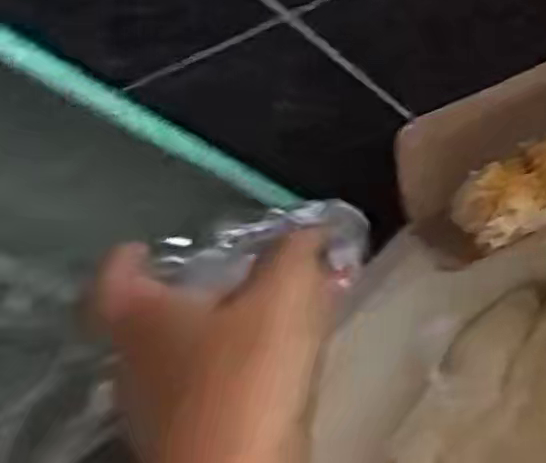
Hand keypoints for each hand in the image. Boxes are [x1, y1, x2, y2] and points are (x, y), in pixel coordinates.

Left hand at [92, 229, 339, 462]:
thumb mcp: (287, 284)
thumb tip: (304, 229)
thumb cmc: (251, 360)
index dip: (127, 261)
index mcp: (147, 319)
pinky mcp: (198, 414)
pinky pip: (223, 361)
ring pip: (198, 336)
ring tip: (295, 289)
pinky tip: (295, 331)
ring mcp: (164, 392)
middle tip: (252, 259)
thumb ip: (296, 248)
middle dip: (206, 283)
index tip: (140, 246)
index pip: (117, 282)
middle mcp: (140, 356)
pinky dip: (253, 338)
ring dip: (239, 310)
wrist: (241, 456)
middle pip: (162, 311)